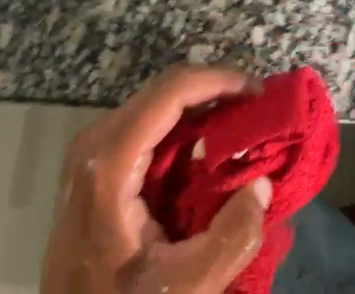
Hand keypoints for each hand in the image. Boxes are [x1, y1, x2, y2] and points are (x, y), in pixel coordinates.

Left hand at [41, 65, 271, 293]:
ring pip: (156, 105)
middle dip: (215, 92)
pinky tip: (211, 145)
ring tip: (242, 125)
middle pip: (163, 91)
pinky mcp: (96, 162)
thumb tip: (262, 184)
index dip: (218, 81)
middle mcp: (96, 141)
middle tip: (258, 109)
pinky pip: (146, 126)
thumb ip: (231, 238)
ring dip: (201, 108)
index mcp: (110, 161)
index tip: (258, 91)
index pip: (170, 93)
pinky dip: (183, 127)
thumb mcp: (184, 286)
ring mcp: (93, 149)